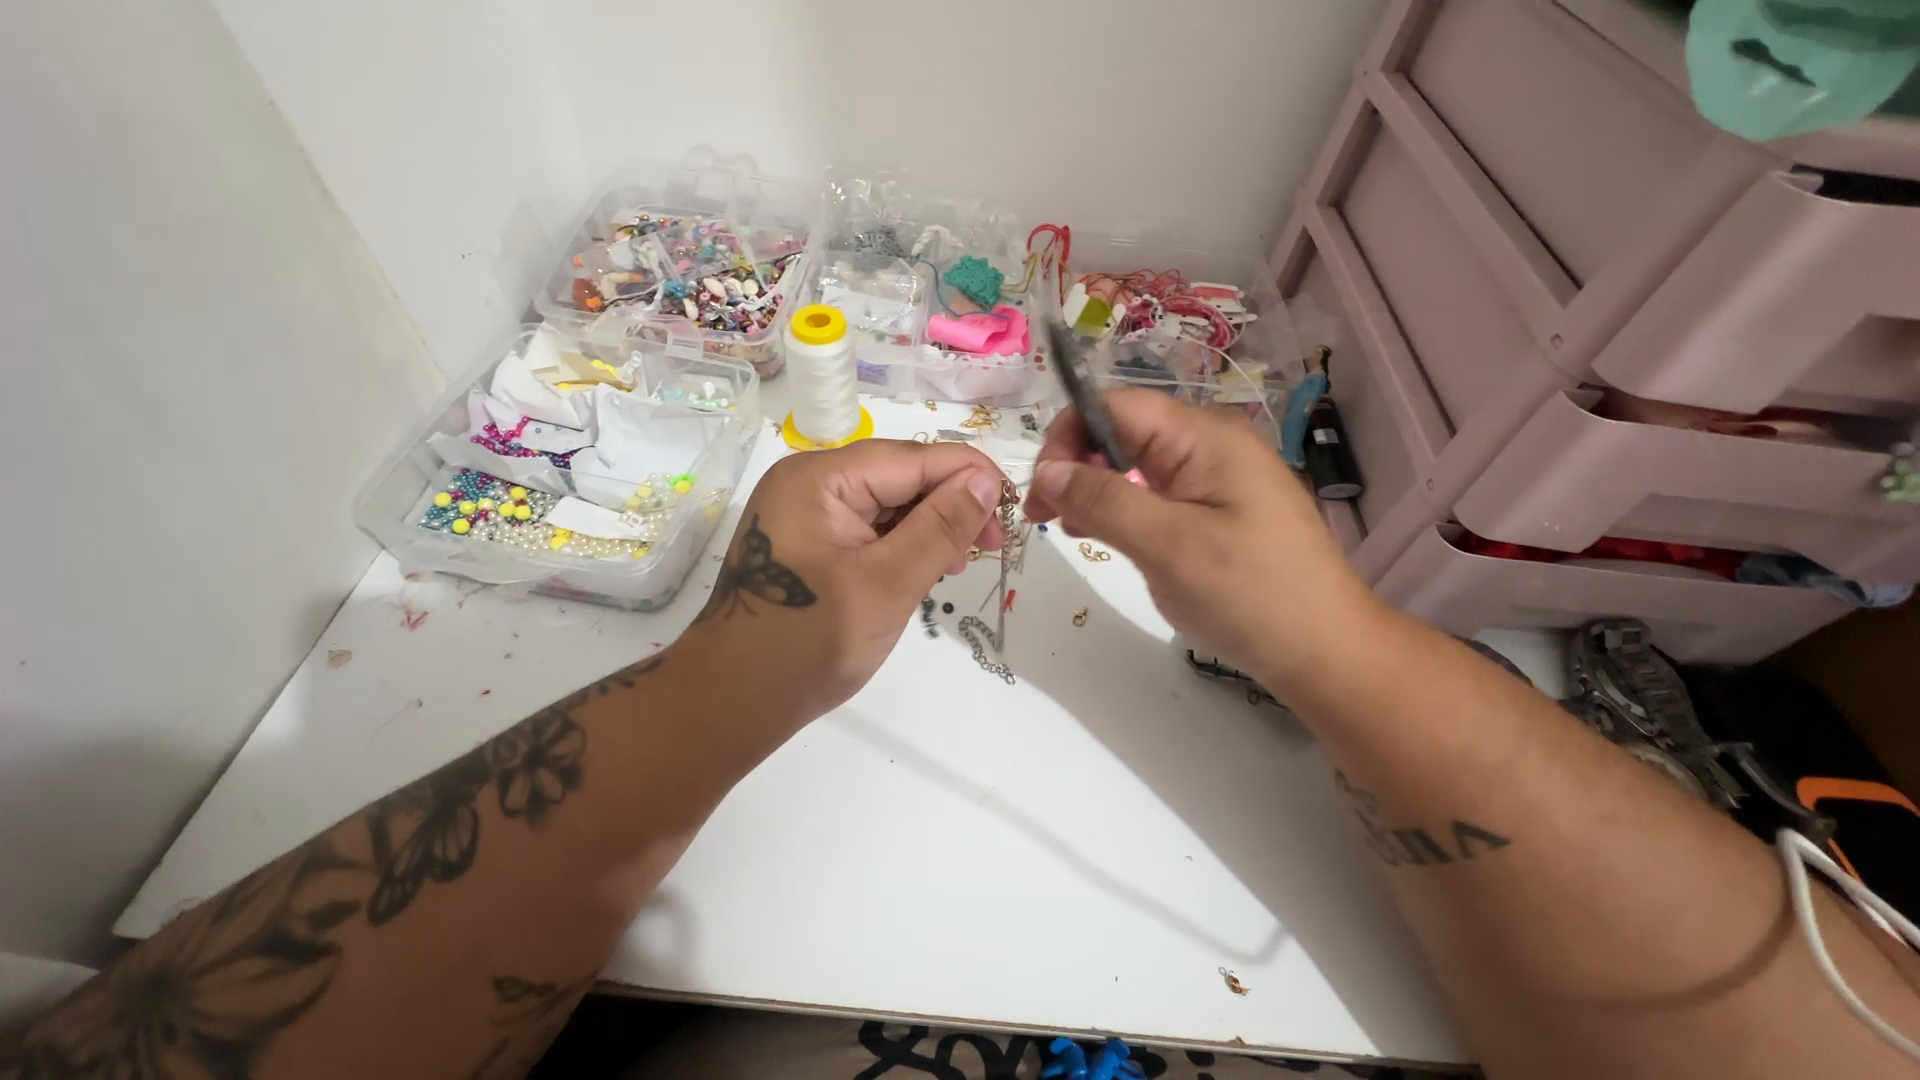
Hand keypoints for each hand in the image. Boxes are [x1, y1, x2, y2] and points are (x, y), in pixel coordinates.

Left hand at [675, 439, 1007, 725]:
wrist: (733, 702)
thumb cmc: (808, 643)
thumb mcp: (888, 583)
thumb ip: (940, 526)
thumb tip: (985, 479)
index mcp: (820, 478)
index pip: (912, 458)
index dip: (969, 475)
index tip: (1013, 509)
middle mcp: (809, 483)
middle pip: (899, 476)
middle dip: (951, 503)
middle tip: (993, 546)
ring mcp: (805, 513)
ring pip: (887, 503)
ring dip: (931, 526)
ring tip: (962, 562)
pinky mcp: (808, 543)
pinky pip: (868, 529)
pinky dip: (903, 545)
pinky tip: (928, 567)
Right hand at [1024, 388, 1383, 694]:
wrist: (1324, 652)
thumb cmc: (1251, 594)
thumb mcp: (1169, 546)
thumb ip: (1104, 502)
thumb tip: (1047, 471)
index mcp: (1204, 439)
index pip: (1117, 407)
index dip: (1069, 436)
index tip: (1043, 490)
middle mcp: (1210, 449)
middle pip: (1123, 434)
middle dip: (1076, 466)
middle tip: (1043, 518)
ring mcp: (1215, 483)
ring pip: (1136, 469)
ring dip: (1094, 492)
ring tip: (1068, 531)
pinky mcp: (1215, 515)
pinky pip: (1156, 498)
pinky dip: (1122, 513)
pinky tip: (1105, 539)